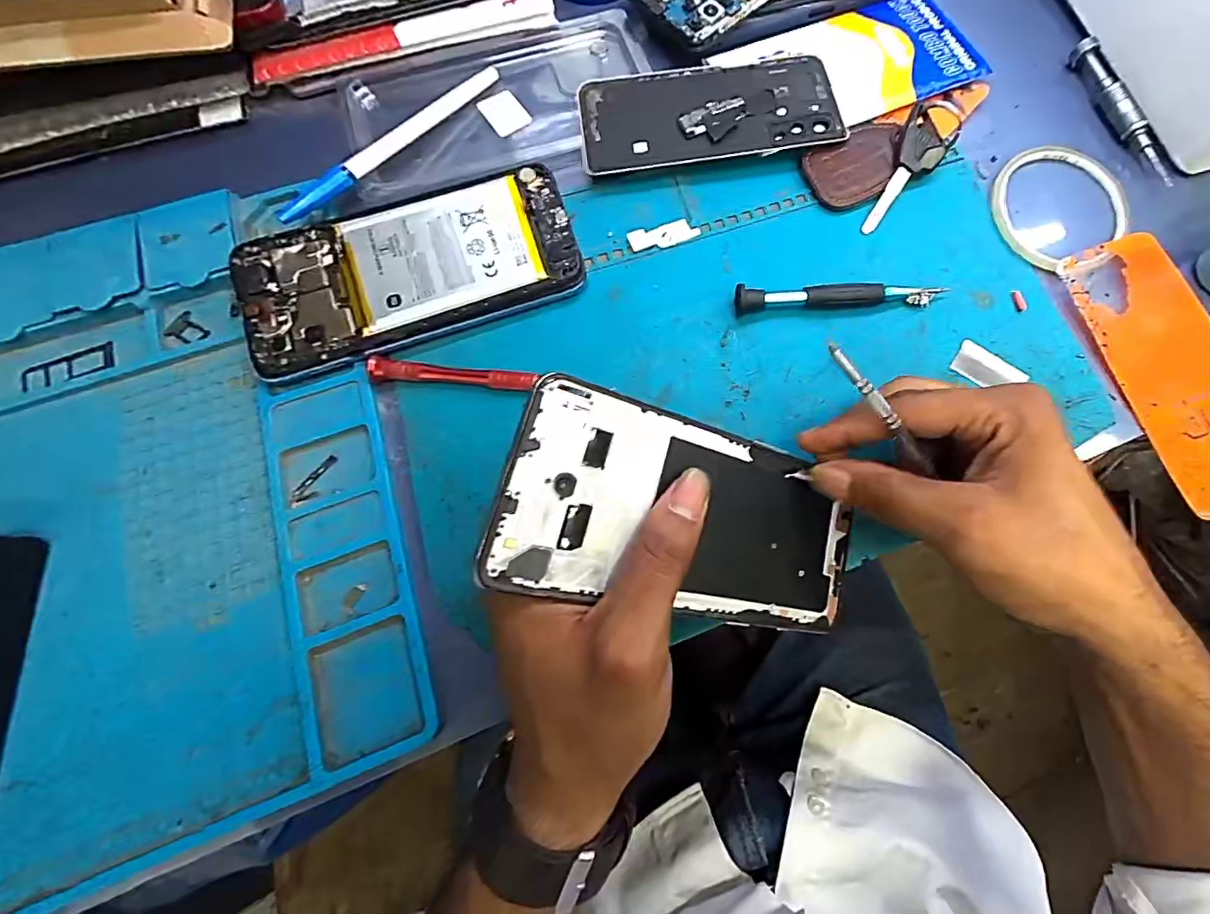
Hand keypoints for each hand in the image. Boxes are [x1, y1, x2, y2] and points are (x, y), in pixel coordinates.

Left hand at [483, 468, 709, 848]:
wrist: (581, 785)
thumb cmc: (595, 723)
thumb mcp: (630, 642)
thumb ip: (656, 563)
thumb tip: (689, 487)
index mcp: (519, 572)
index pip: (552, 489)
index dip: (598, 450)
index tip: (650, 424)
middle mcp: (530, 567)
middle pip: (581, 498)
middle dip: (631, 470)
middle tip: (683, 441)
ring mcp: (556, 580)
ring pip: (604, 520)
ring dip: (645, 500)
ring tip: (689, 472)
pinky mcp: (583, 593)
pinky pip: (617, 547)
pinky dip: (649, 533)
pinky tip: (680, 519)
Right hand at [799, 380, 1164, 642]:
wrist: (1108, 617)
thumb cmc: (1044, 561)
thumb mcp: (958, 525)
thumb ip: (887, 493)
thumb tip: (820, 473)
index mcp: (1005, 405)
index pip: (912, 404)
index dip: (855, 424)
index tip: (808, 443)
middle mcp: (1002, 410)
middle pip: (916, 410)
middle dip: (869, 437)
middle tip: (823, 462)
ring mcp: (1000, 438)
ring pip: (922, 436)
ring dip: (885, 459)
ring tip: (848, 481)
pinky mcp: (995, 467)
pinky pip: (937, 461)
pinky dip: (906, 477)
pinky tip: (885, 493)